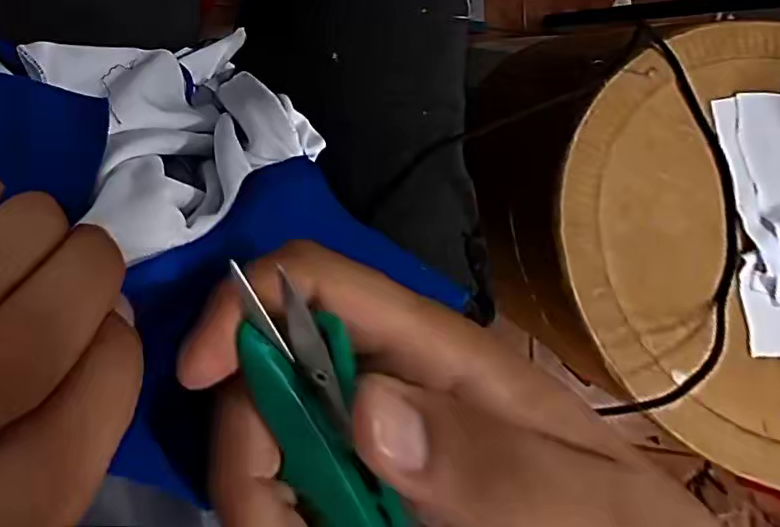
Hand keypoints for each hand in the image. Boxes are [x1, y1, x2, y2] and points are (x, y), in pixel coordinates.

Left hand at [0, 146, 141, 526]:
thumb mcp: (40, 427)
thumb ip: (91, 386)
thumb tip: (109, 304)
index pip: (63, 457)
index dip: (116, 362)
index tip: (113, 321)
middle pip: (22, 345)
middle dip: (89, 272)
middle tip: (94, 252)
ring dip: (40, 224)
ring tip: (47, 223)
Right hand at [178, 243, 715, 526]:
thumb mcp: (583, 505)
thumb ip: (485, 462)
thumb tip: (362, 410)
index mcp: (424, 344)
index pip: (307, 277)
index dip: (239, 302)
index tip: (195, 374)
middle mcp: (379, 369)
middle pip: (267, 360)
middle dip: (242, 434)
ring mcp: (366, 425)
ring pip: (265, 424)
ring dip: (255, 487)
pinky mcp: (360, 477)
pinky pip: (287, 479)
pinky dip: (276, 511)